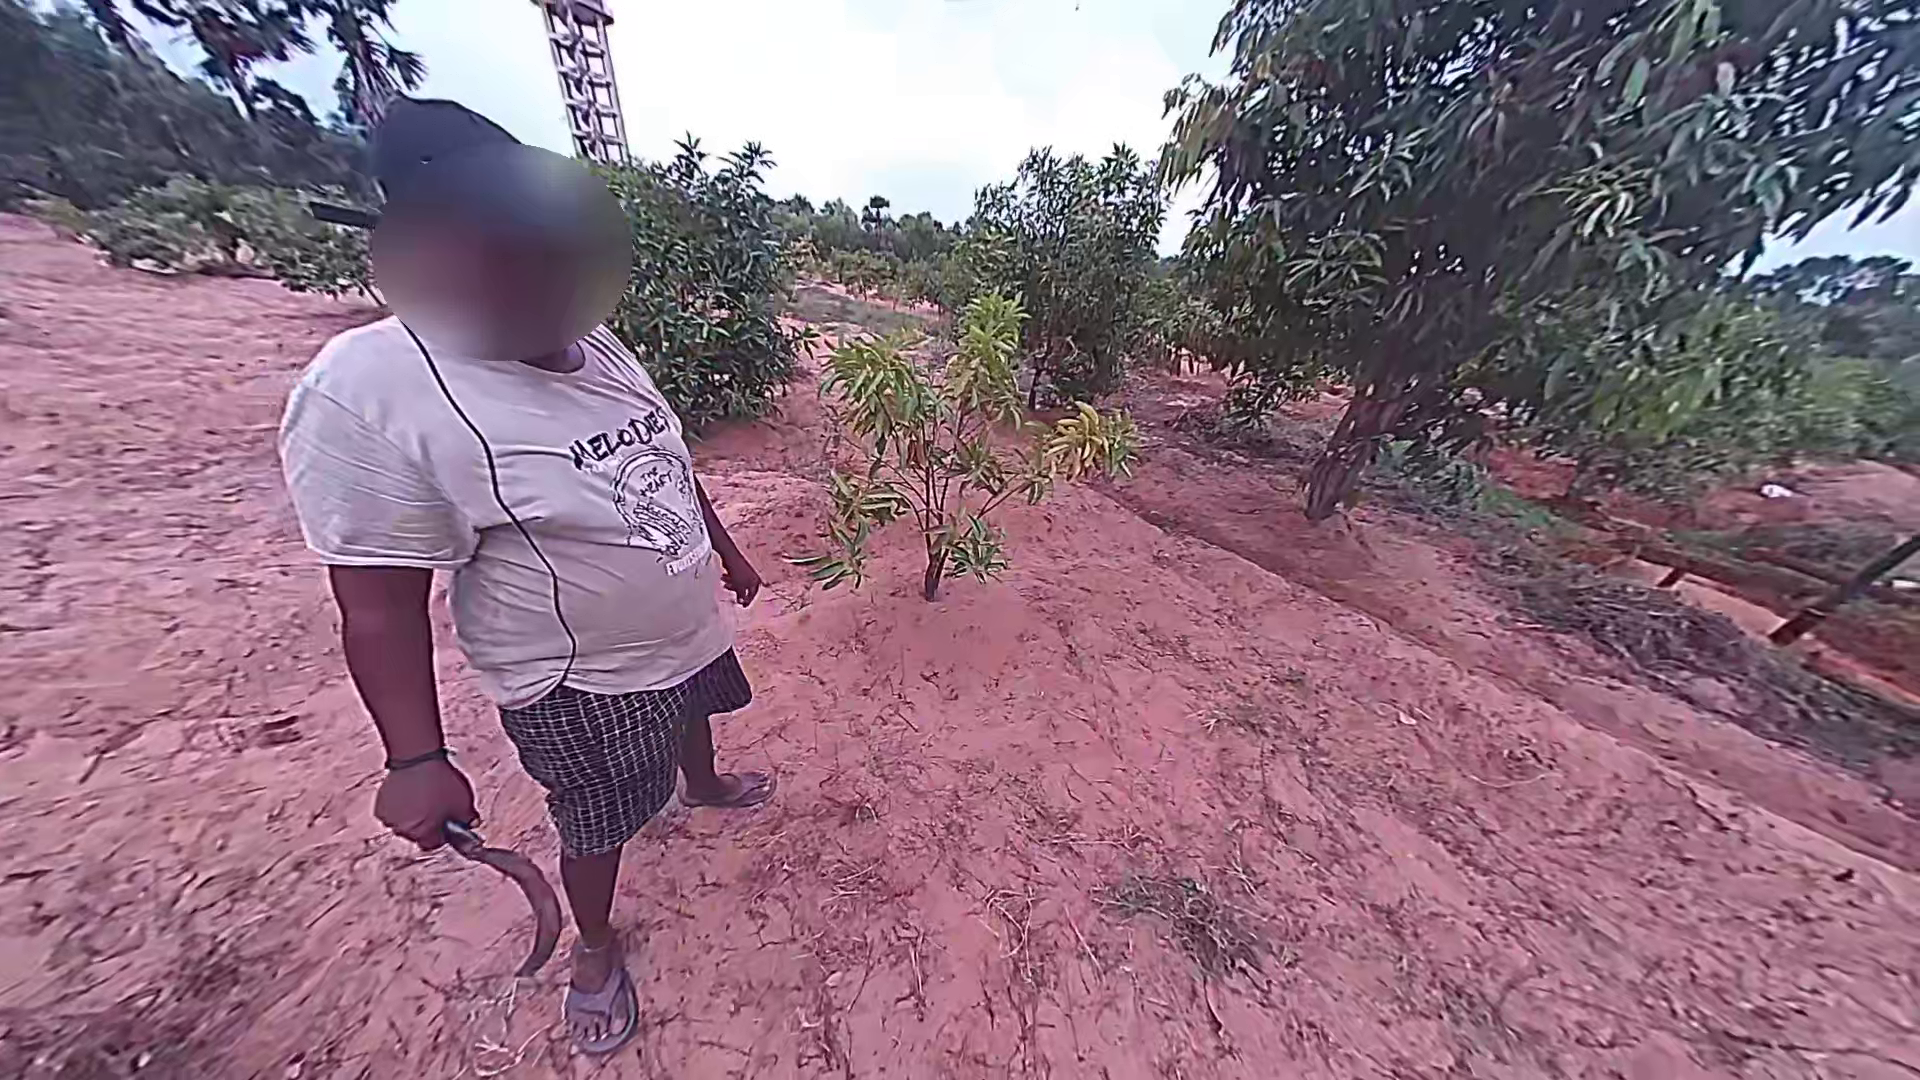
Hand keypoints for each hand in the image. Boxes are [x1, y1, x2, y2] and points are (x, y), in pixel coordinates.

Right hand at [374, 758, 476, 849]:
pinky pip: (394, 813)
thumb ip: (468, 817)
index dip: (444, 835)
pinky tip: (412, 792)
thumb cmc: (442, 781)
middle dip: (430, 824)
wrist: (418, 761)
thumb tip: (472, 824)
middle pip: (419, 834)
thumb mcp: (465, 800)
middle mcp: (403, 830)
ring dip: (415, 815)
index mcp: (424, 832)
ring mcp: (389, 819)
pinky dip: (403, 807)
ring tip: (427, 796)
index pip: (434, 844)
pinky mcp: (380, 807)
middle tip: (440, 806)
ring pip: (406, 823)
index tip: (450, 824)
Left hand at [720, 548, 761, 606]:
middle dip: (738, 592)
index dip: (748, 600)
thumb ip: (741, 595)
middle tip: (734, 597)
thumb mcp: (739, 587)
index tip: (743, 606)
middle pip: (746, 589)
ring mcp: (746, 572)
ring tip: (724, 583)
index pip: (753, 594)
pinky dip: (730, 579)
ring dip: (731, 585)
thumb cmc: (737, 572)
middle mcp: (753, 576)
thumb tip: (742, 602)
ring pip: (739, 583)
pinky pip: (735, 577)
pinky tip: (723, 576)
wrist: (730, 556)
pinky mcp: (739, 568)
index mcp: (756, 581)